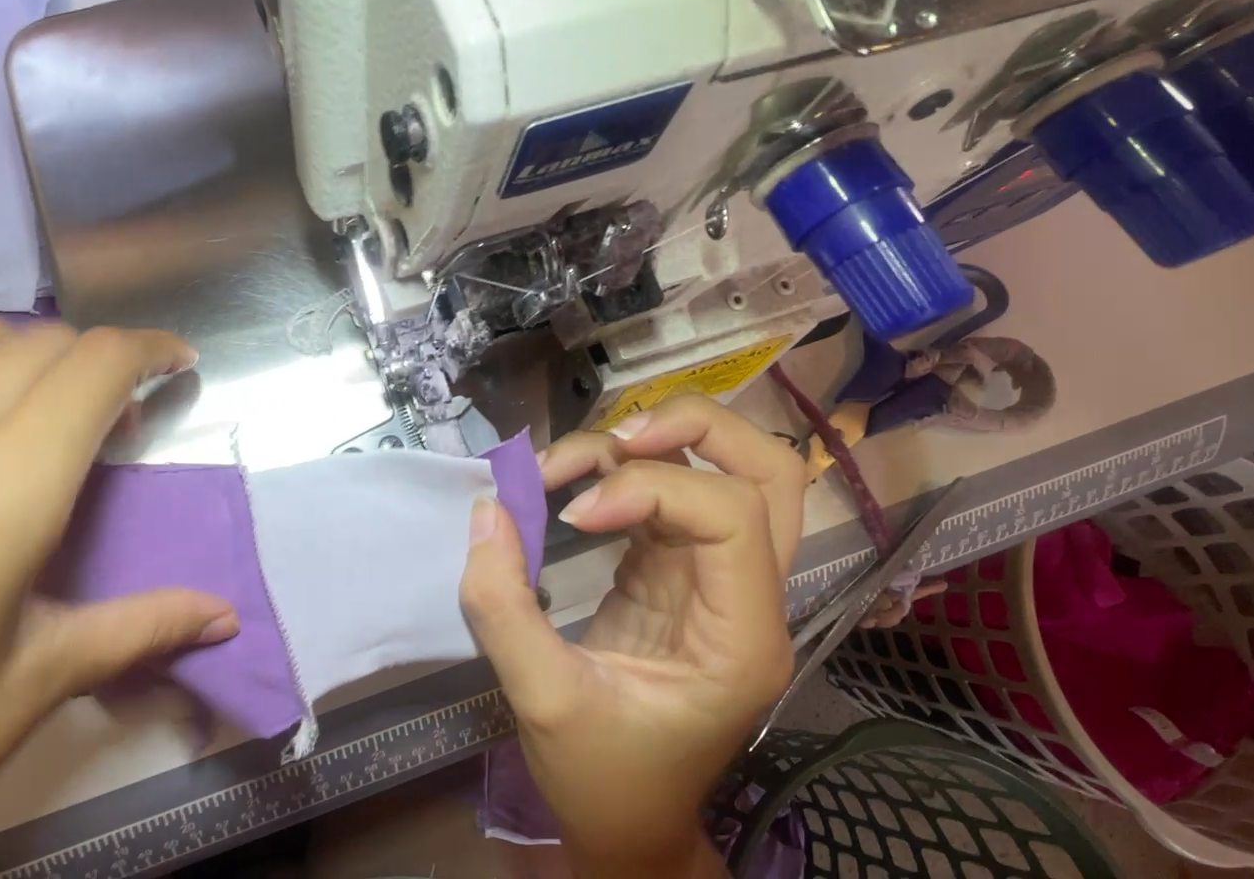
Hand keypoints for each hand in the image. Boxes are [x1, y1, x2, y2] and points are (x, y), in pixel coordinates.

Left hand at [0, 305, 237, 878]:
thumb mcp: (27, 692)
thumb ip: (138, 629)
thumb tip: (226, 618)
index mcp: (3, 495)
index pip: (96, 369)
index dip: (148, 351)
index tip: (174, 364)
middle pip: (33, 344)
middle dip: (89, 362)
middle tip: (104, 421)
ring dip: (2, 351)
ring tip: (10, 403)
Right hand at [460, 395, 805, 877]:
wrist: (625, 822)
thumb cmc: (601, 777)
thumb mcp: (543, 702)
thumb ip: (505, 608)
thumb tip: (486, 511)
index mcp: (743, 637)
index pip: (733, 515)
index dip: (650, 489)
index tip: (572, 514)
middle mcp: (748, 595)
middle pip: (767, 471)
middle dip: (692, 430)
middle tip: (614, 441)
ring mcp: (716, 579)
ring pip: (724, 469)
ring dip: (651, 443)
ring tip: (569, 463)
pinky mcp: (677, 572)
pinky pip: (668, 493)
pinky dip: (620, 472)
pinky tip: (567, 484)